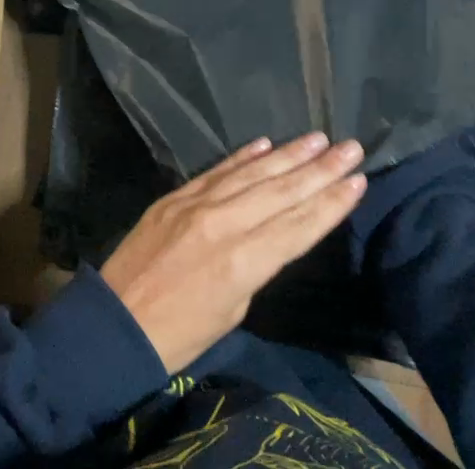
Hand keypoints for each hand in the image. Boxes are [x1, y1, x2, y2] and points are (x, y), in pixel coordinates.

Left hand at [100, 132, 366, 373]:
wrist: (115, 322)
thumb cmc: (181, 335)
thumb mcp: (234, 309)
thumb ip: (257, 264)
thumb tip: (273, 233)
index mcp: (242, 260)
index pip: (298, 225)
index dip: (331, 202)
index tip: (359, 180)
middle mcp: (222, 222)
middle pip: (280, 191)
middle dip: (320, 169)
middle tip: (352, 147)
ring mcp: (194, 204)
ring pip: (250, 174)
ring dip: (287, 155)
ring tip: (318, 139)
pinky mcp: (173, 197)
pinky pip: (215, 171)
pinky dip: (241, 157)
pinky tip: (265, 144)